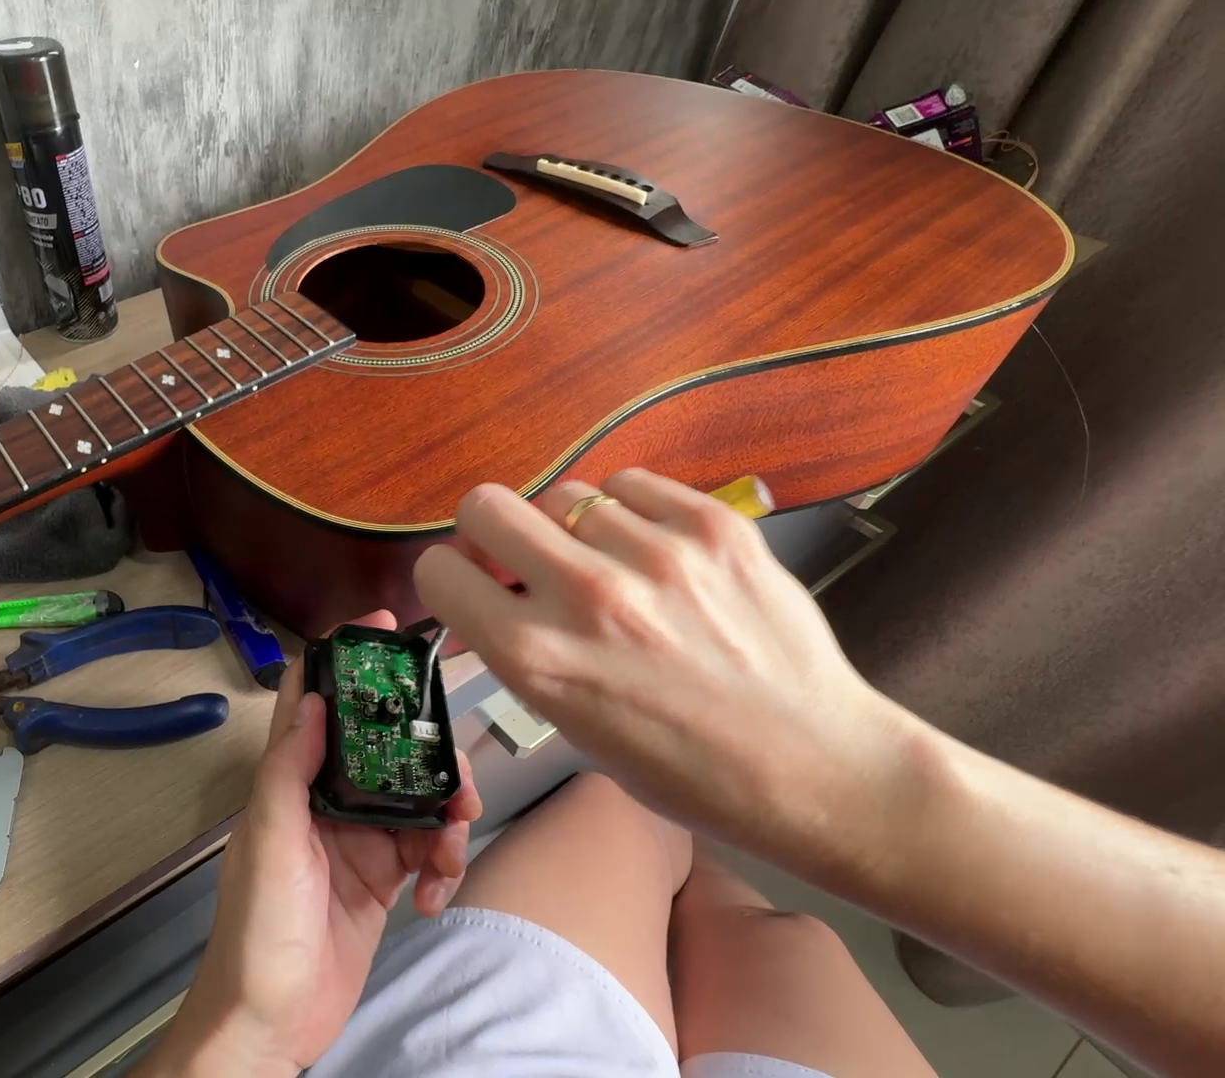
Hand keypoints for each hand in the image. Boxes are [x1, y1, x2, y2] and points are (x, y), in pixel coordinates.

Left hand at [143, 612, 481, 1076]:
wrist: (273, 1022)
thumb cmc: (259, 929)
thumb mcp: (267, 843)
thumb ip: (288, 770)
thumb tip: (313, 700)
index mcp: (291, 779)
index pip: (314, 702)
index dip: (344, 660)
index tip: (386, 632)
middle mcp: (327, 798)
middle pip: (385, 745)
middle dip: (426, 750)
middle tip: (458, 772)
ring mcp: (359, 836)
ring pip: (416, 795)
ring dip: (446, 812)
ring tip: (451, 845)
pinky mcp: (384, 876)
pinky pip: (426, 849)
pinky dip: (442, 864)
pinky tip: (436, 896)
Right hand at [413, 470, 923, 860]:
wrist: (814, 767)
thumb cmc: (678, 765)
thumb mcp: (567, 722)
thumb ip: (514, 650)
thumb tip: (481, 599)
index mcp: (536, 656)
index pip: (437, 570)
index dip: (449, 577)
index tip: (474, 586)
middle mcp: (583, 595)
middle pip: (484, 504)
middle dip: (490, 532)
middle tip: (523, 560)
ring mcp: (652, 553)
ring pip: (563, 495)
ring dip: (571, 530)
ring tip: (612, 568)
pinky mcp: (713, 525)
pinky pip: (630, 485)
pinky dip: (628, 513)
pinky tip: (654, 553)